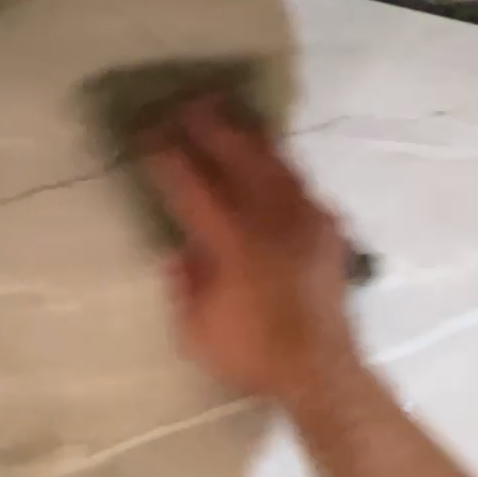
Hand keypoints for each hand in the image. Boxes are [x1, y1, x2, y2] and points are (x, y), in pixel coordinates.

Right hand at [141, 96, 359, 401]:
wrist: (320, 370)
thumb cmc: (255, 356)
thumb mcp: (198, 333)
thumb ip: (184, 286)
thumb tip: (177, 251)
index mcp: (231, 242)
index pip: (190, 186)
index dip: (166, 158)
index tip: (148, 136)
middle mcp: (269, 220)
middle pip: (238, 157)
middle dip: (210, 127)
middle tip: (189, 106)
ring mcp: (305, 223)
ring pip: (278, 165)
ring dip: (252, 139)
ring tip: (236, 121)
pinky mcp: (329, 235)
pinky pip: (307, 190)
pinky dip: (288, 176)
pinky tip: (280, 175)